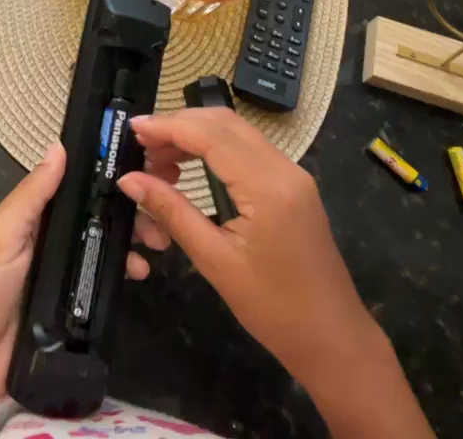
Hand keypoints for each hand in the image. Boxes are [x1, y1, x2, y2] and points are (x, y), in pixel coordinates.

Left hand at [0, 143, 168, 438]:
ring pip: (103, 255)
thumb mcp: (2, 235)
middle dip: (127, 217)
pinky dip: (121, 281)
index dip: (105, 183)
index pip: (74, 195)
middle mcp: (50, 247)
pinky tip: (140, 275)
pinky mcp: (71, 315)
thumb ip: (32, 195)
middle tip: (156, 219)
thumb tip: (58, 146)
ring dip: (129, 247)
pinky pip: (99, 292)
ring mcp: (62, 282)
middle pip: (95, 224)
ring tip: (155, 247)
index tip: (141, 173)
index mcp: (32, 223)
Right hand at [117, 110, 434, 438]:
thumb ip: (172, 212)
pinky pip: (249, 150)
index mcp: (267, 187)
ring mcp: (293, 175)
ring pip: (237, 132)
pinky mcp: (293, 186)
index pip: (210, 136)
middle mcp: (284, 169)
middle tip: (143, 147)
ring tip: (160, 163)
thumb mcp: (215, 261)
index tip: (133, 130)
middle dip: (179, 126)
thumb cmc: (273, 309)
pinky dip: (215, 149)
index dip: (168, 126)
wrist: (332, 339)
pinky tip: (191, 169)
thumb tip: (129, 179)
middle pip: (224, 123)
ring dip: (196, 136)